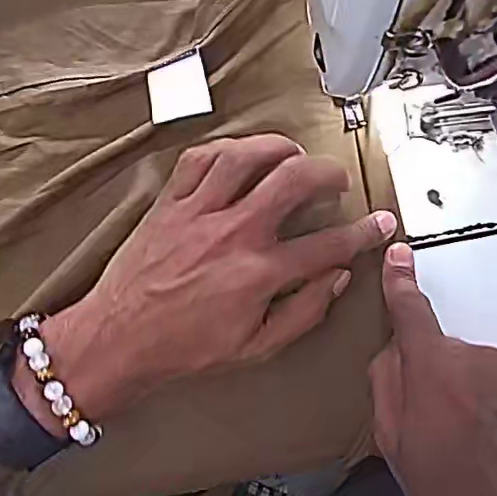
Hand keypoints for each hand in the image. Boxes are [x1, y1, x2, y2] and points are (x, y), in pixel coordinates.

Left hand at [30, 135, 396, 427]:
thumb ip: (303, 313)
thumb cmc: (180, 347)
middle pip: (295, 181)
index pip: (328, 244)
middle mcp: (232, 234)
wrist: (119, 340)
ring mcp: (198, 214)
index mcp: (257, 273)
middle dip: (328, 173)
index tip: (377, 224)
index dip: (362, 233)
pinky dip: (224, 149)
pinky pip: (198, 160)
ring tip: (294, 154)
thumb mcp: (255, 347)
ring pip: (246, 157)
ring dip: (279, 148)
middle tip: (336, 180)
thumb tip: (334, 282)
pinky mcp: (169, 205)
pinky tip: (238, 156)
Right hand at [370, 243, 496, 495]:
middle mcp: (487, 362)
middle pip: (457, 352)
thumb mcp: (394, 448)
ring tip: (493, 446)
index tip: (401, 258)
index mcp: (436, 373)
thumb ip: (387, 385)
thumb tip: (395, 350)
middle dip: (449, 379)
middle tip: (452, 429)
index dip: (402, 283)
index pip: (413, 312)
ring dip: (490, 396)